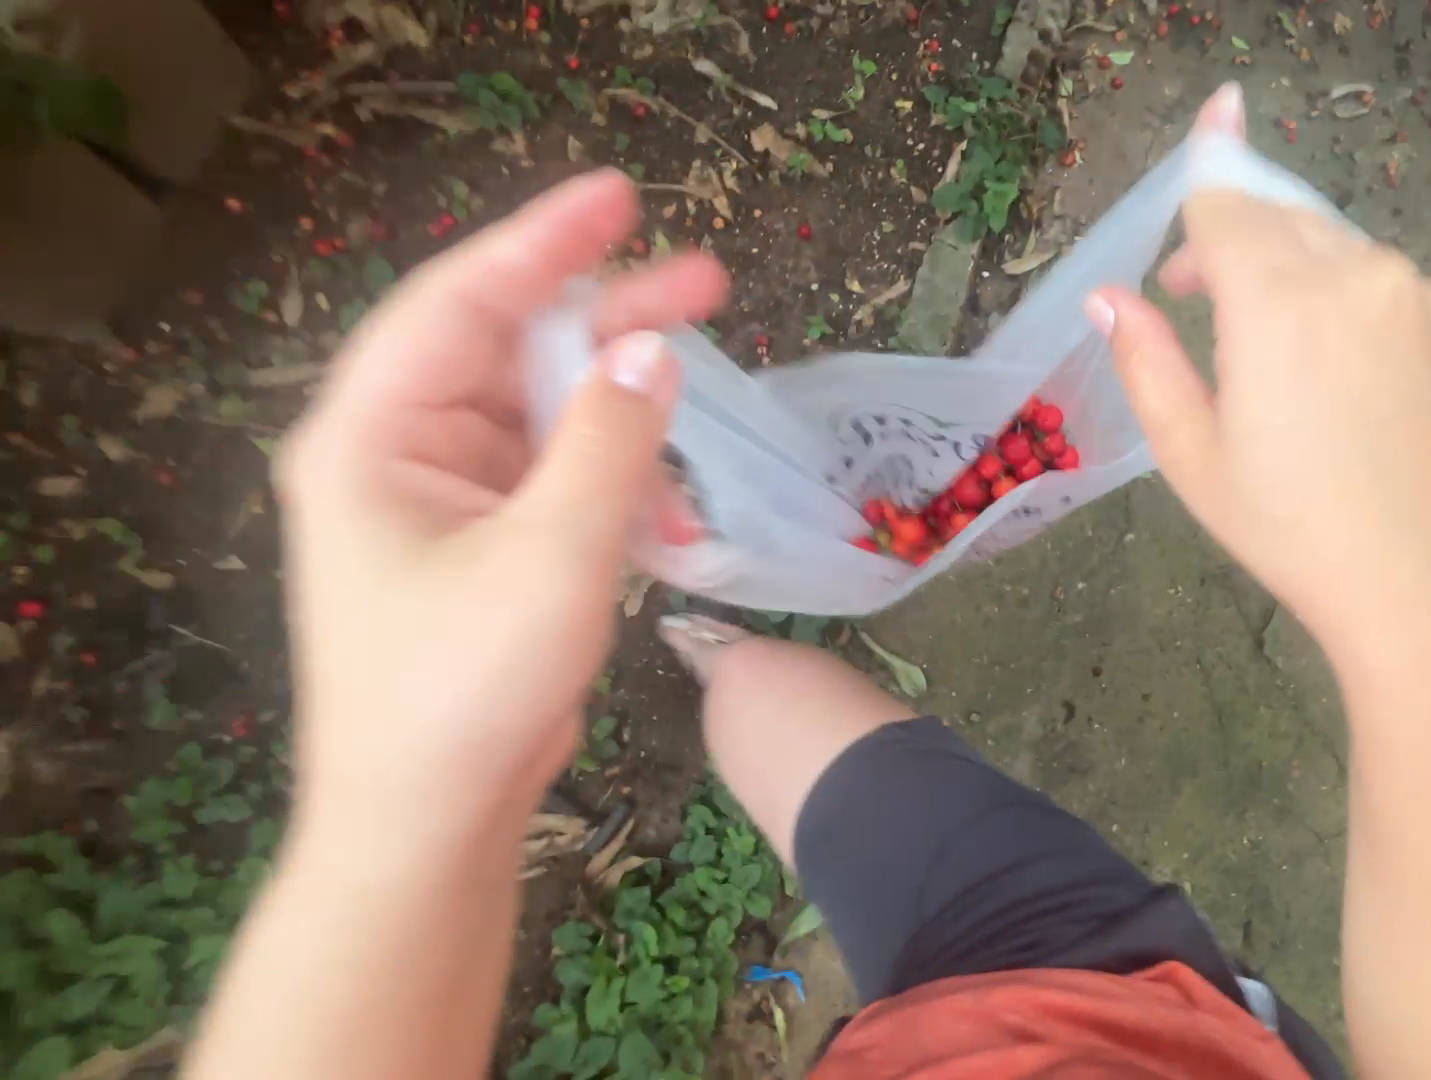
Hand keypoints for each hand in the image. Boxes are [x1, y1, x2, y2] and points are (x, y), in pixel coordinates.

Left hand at [275, 170, 727, 843]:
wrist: (436, 814)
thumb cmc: (471, 684)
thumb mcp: (554, 552)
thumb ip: (607, 441)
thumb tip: (655, 352)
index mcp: (378, 435)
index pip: (464, 301)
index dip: (546, 241)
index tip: (623, 199)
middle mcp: (408, 452)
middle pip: (520, 354)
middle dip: (614, 324)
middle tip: (707, 283)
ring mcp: (454, 499)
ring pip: (555, 421)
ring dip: (631, 428)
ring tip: (700, 436)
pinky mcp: (497, 540)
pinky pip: (569, 480)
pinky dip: (623, 488)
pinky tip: (670, 523)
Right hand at [1088, 86, 1430, 675]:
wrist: (1425, 586)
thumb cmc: (1286, 527)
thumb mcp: (1189, 453)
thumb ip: (1144, 360)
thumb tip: (1105, 297)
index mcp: (1279, 302)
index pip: (1225, 201)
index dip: (1192, 202)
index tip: (1176, 257)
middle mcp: (1360, 273)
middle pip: (1281, 215)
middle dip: (1231, 243)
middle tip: (1199, 305)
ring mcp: (1424, 295)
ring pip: (1337, 248)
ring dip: (1290, 275)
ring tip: (1272, 355)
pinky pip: (1388, 286)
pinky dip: (1348, 303)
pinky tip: (1343, 381)